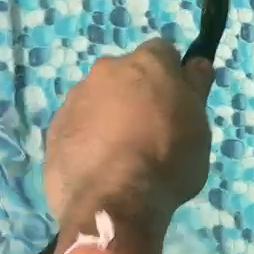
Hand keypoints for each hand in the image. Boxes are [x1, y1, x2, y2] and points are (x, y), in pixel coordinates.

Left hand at [43, 38, 214, 243]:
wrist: (113, 201)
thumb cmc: (167, 160)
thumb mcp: (199, 128)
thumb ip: (196, 91)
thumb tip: (196, 64)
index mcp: (146, 64)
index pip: (163, 53)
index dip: (172, 76)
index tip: (178, 104)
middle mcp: (105, 70)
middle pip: (126, 76)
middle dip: (137, 97)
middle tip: (151, 136)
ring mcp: (75, 99)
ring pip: (99, 102)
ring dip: (111, 120)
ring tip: (124, 160)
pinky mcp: (55, 130)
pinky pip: (78, 129)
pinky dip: (90, 143)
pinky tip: (102, 172)